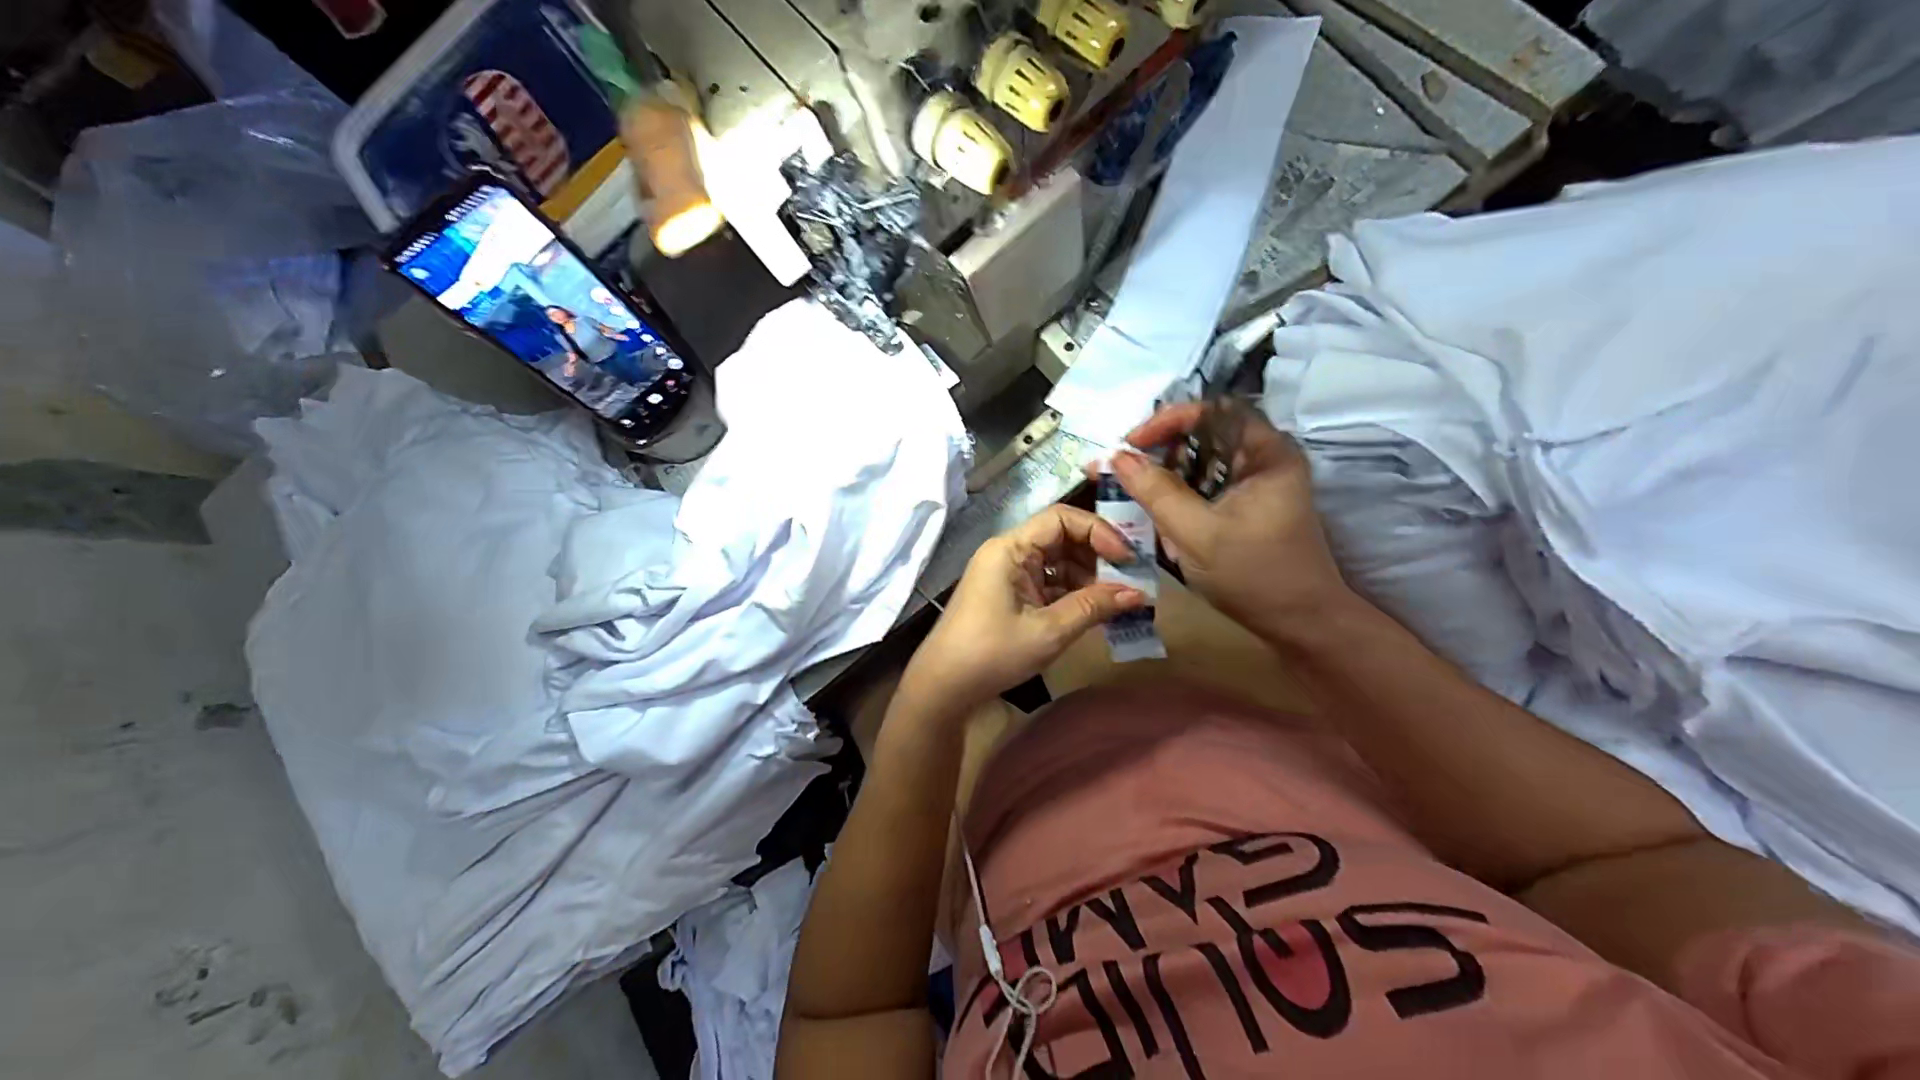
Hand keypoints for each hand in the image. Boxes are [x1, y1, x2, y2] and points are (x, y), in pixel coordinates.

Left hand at [898, 506, 1148, 714]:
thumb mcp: (1049, 631)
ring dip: (1088, 577)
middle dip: (1097, 556)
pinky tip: (1095, 611)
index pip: (1061, 519)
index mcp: (1010, 548)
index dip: (1098, 531)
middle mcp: (1008, 552)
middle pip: (1061, 537)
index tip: (1127, 558)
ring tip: (1116, 600)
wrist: (944, 686)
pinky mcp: (1010, 595)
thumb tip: (1139, 593)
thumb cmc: (992, 653)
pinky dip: (1072, 593)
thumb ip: (1093, 607)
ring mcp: (1008, 574)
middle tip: (1130, 579)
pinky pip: (1048, 582)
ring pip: (1057, 562)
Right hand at [1108, 404, 1352, 636]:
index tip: (1131, 444)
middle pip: (1205, 432)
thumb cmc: (1254, 576)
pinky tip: (1158, 511)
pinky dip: (1180, 492)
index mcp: (1267, 453)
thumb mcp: (1196, 534)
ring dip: (1167, 471)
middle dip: (1161, 448)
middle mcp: (1266, 457)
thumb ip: (1156, 492)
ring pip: (1203, 459)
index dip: (1167, 420)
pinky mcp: (1249, 503)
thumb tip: (1117, 458)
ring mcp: (1258, 481)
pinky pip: (1207, 483)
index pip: (1212, 410)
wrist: (1300, 623)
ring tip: (1135, 491)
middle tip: (1126, 468)